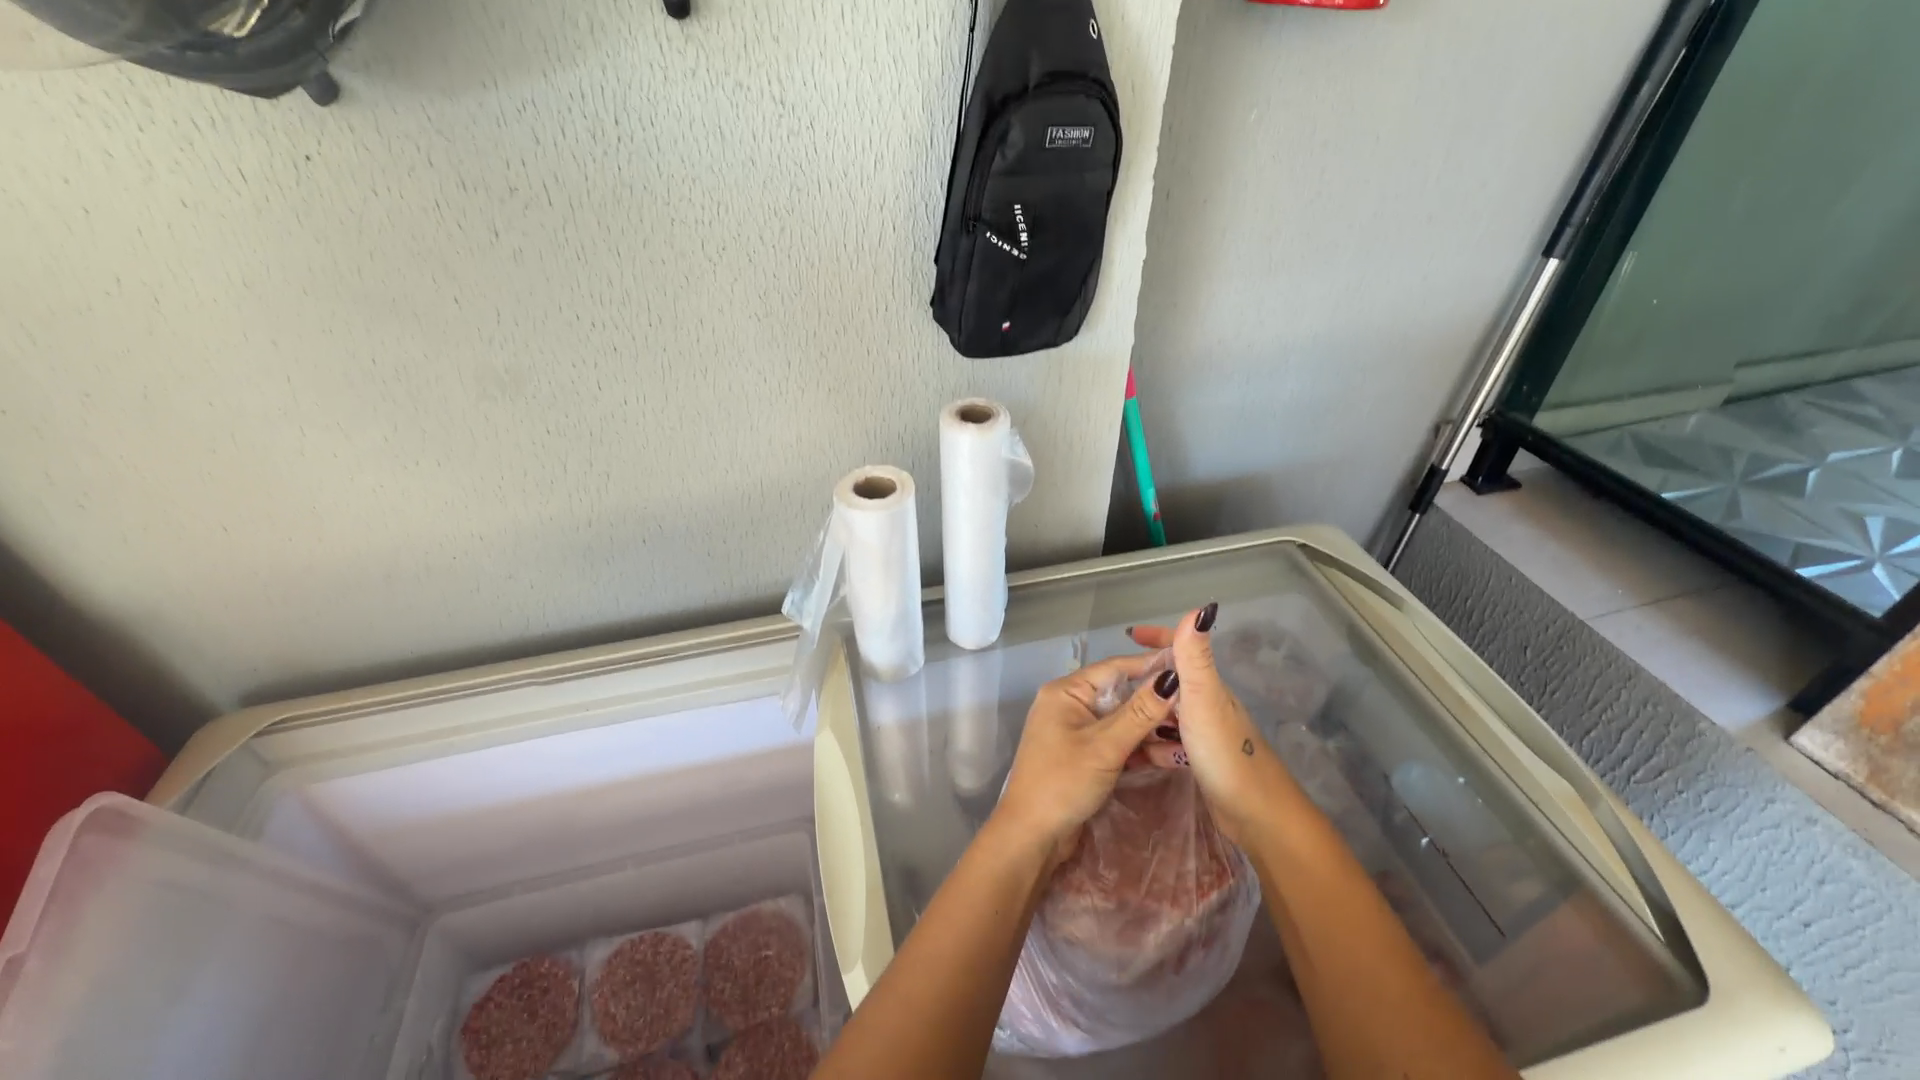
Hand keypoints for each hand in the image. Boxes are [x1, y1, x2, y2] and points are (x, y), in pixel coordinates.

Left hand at [994, 653, 1178, 865]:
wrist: (1033, 836)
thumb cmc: (1063, 782)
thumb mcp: (1106, 746)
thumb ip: (1141, 712)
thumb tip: (1173, 677)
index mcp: (1066, 692)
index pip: (1115, 668)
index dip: (1151, 665)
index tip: (1189, 666)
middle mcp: (1070, 705)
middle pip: (1121, 694)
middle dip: (1156, 701)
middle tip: (1197, 704)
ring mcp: (1077, 732)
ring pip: (1122, 721)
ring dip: (1152, 728)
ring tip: (1193, 729)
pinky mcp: (1085, 756)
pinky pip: (1117, 742)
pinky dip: (1140, 747)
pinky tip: (1172, 751)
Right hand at [1127, 605, 1298, 846]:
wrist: (1255, 812)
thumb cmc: (1225, 752)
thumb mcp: (1203, 699)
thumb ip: (1196, 658)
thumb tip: (1201, 607)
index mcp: (1208, 686)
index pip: (1182, 651)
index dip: (1159, 638)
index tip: (1130, 635)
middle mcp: (1208, 705)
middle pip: (1171, 683)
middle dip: (1142, 679)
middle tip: (1107, 687)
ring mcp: (1206, 734)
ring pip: (1168, 714)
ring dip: (1143, 713)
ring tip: (1113, 720)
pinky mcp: (1202, 761)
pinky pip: (1169, 742)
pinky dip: (1152, 743)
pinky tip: (1136, 754)